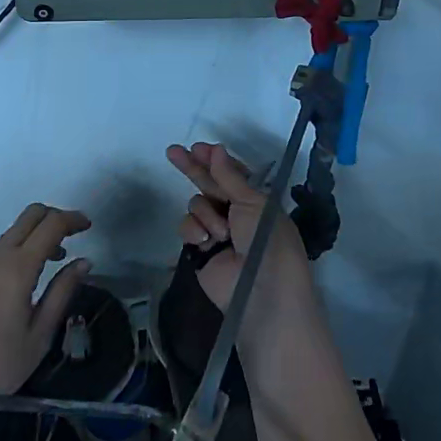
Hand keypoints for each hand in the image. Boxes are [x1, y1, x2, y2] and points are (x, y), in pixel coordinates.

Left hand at [0, 203, 90, 440]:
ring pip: (14, 229)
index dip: (72, 219)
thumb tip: (84, 261)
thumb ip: (63, 292)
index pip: (50, 225)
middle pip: (29, 215)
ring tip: (58, 259)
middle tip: (75, 235)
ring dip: (38, 232)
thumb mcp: (40, 335)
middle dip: (55, 216)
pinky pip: (2, 246)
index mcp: (17, 269)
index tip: (90, 227)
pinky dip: (22, 246)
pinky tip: (33, 274)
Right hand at [166, 141, 315, 338]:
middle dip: (193, 168)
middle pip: (209, 184)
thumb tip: (217, 149)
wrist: (262, 292)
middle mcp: (236, 214)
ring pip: (197, 205)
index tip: (198, 147)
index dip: (215, 160)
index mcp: (256, 201)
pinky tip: (206, 242)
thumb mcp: (254, 203)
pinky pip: (188, 228)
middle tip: (173, 152)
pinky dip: (195, 231)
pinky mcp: (200, 251)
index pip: (231, 174)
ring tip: (222, 233)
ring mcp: (217, 232)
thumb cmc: (267, 241)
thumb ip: (230, 176)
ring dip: (207, 213)